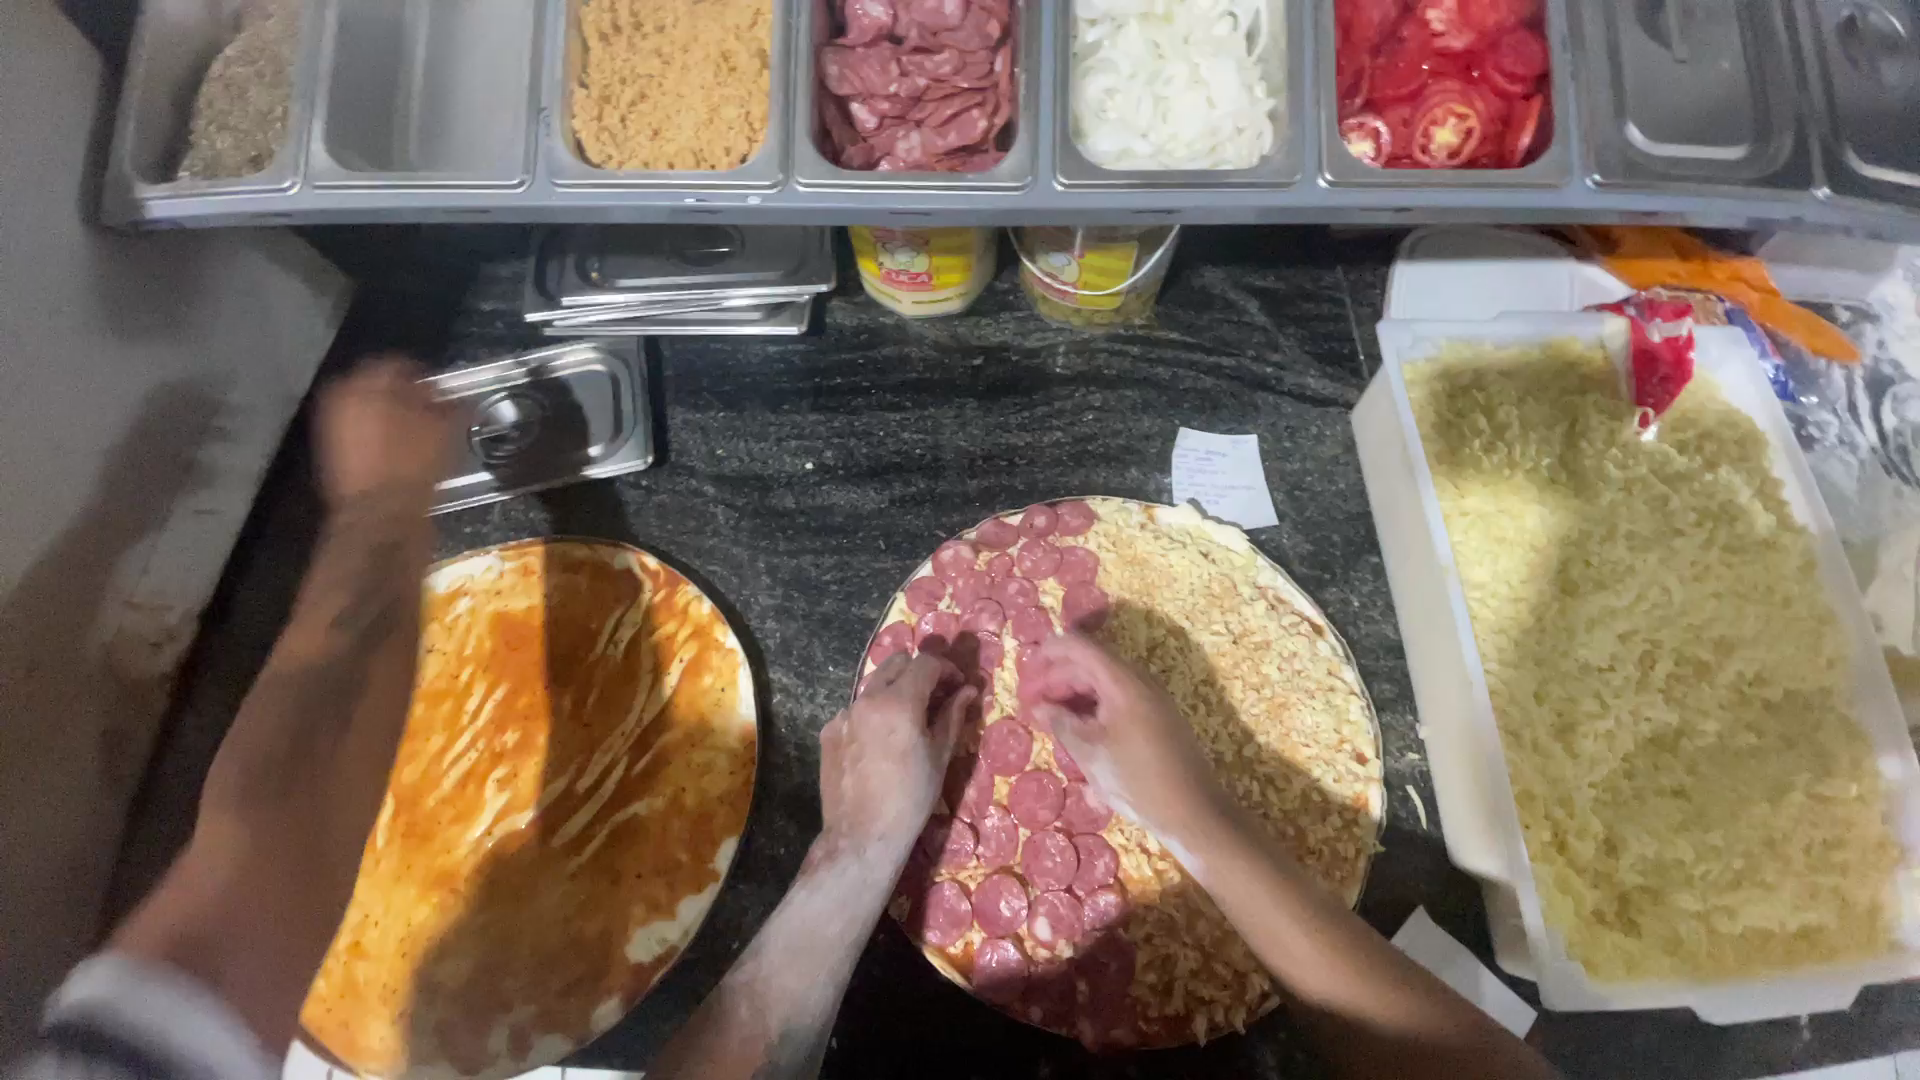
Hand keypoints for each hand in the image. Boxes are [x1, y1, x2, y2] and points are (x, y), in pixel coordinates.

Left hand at [314, 356, 453, 512]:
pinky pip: (363, 429)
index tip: (442, 386)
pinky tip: (404, 445)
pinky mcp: (337, 450)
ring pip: (369, 407)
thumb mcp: (444, 431)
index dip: (423, 374)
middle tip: (432, 404)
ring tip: (420, 426)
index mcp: (365, 387)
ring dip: (393, 412)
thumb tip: (462, 397)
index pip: (395, 364)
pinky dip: (383, 431)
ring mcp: (335, 426)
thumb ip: (450, 406)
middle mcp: (343, 400)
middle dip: (405, 392)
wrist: (382, 513)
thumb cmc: (415, 466)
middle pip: (377, 383)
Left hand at [818, 653, 976, 860]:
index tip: (957, 685)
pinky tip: (880, 741)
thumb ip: (953, 716)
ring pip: (873, 684)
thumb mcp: (939, 756)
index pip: (925, 663)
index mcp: (899, 702)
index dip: (947, 669)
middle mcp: (867, 699)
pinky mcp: (828, 731)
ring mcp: (843, 714)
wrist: (862, 834)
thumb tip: (969, 690)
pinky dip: (872, 713)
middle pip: (896, 663)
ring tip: (908, 718)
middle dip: (919, 671)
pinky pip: (855, 709)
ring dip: (895, 689)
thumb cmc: (910, 797)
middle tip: (935, 695)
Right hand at [1026, 635, 1226, 845]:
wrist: (1194, 813)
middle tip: (1030, 705)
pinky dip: (1092, 710)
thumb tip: (1039, 706)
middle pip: (1089, 665)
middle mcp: (1138, 682)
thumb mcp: (1089, 752)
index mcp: (1122, 681)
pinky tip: (1077, 734)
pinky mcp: (1155, 720)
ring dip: (1072, 697)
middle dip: (1056, 680)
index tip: (1025, 674)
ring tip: (1049, 721)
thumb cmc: (1137, 779)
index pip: (1079, 647)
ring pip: (1102, 685)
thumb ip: (1060, 722)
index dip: (1048, 653)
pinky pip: (1116, 702)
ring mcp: (1150, 700)